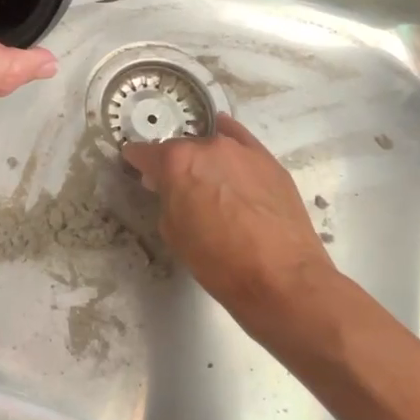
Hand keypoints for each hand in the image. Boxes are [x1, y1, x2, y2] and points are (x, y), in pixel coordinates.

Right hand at [124, 116, 335, 320]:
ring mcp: (241, 150)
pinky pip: (241, 141)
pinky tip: (228, 151)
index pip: (143, 152)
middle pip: (178, 147)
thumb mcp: (172, 232)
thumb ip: (166, 199)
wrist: (283, 279)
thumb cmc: (218, 261)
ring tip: (210, 183)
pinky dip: (230, 143)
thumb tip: (170, 188)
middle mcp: (206, 146)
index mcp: (175, 162)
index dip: (137, 163)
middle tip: (178, 189)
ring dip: (203, 159)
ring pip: (211, 145)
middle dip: (173, 164)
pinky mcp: (269, 161)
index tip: (138, 173)